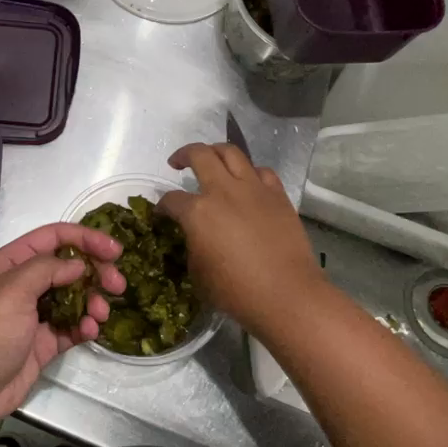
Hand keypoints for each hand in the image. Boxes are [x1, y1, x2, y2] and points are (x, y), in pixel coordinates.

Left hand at [0, 224, 125, 428]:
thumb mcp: (12, 291)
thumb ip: (47, 269)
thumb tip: (78, 264)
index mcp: (11, 263)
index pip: (53, 238)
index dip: (85, 238)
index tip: (115, 250)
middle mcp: (23, 284)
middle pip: (68, 267)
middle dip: (95, 272)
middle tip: (118, 284)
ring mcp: (34, 315)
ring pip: (73, 297)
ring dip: (92, 300)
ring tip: (100, 314)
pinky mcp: (43, 343)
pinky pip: (71, 327)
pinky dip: (84, 326)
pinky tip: (91, 331)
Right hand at [159, 142, 327, 333]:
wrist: (286, 294)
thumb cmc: (236, 291)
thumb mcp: (198, 273)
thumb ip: (192, 246)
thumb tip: (195, 236)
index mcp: (198, 212)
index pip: (171, 199)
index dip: (162, 205)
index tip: (161, 212)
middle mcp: (223, 190)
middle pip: (199, 155)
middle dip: (183, 154)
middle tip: (178, 163)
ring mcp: (253, 189)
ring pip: (231, 152)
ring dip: (216, 152)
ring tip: (211, 160)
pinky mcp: (277, 195)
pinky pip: (261, 171)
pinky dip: (250, 172)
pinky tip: (247, 182)